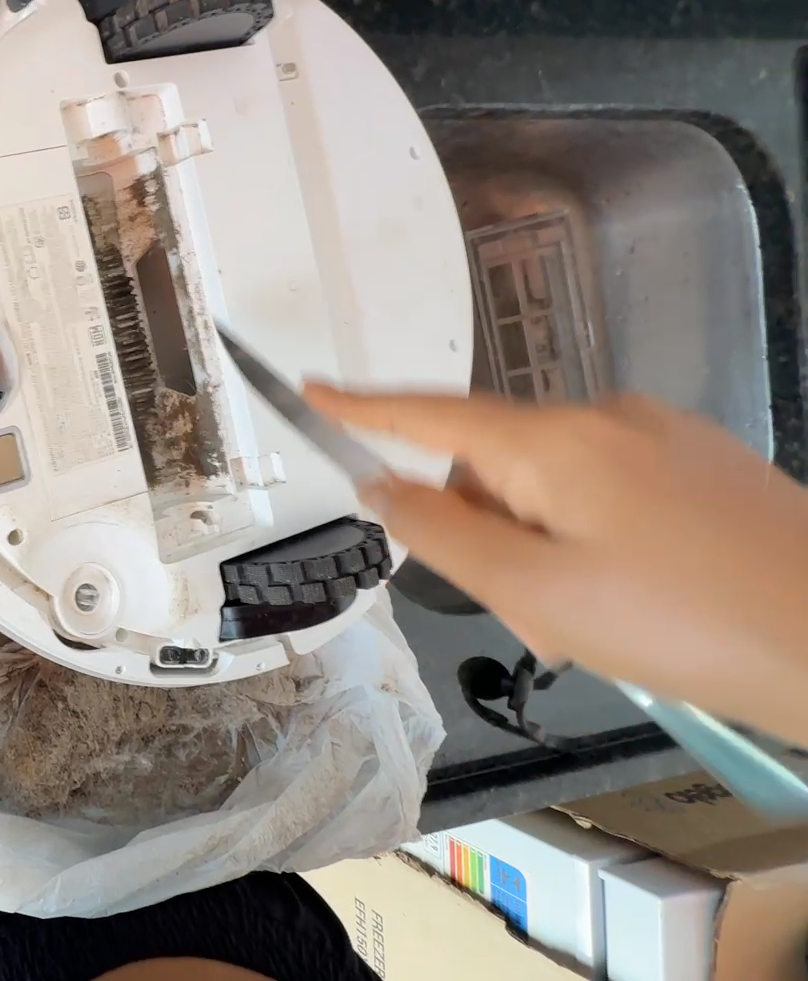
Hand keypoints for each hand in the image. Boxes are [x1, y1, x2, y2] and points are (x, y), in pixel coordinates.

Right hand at [309, 386, 807, 745]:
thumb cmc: (684, 624)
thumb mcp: (528, 589)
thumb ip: (435, 532)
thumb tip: (381, 487)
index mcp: (556, 443)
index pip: (428, 415)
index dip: (360, 407)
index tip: (311, 390)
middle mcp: (606, 420)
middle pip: (488, 462)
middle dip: (478, 527)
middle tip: (516, 607)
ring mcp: (662, 440)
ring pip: (542, 483)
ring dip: (529, 542)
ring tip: (576, 620)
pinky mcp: (703, 468)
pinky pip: (597, 490)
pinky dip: (576, 536)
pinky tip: (617, 595)